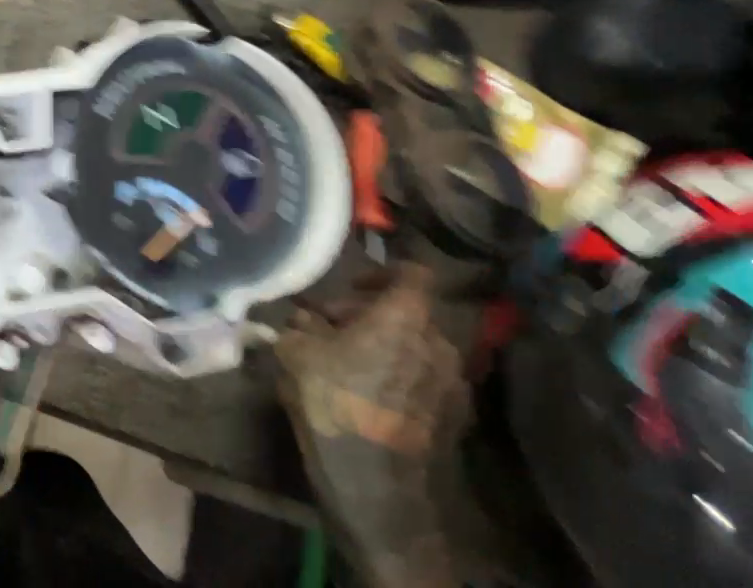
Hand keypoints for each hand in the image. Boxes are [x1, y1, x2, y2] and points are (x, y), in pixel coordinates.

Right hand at [276, 263, 471, 587]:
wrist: (378, 481)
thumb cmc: (334, 401)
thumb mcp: (295, 352)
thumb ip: (301, 324)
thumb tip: (304, 317)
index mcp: (403, 319)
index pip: (412, 273)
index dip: (382, 271)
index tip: (351, 286)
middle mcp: (439, 343)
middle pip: (408, 313)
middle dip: (370, 315)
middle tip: (331, 329)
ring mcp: (453, 381)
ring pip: (417, 347)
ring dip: (386, 347)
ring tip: (349, 364)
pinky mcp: (457, 415)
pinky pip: (426, 379)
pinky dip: (401, 376)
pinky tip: (371, 396)